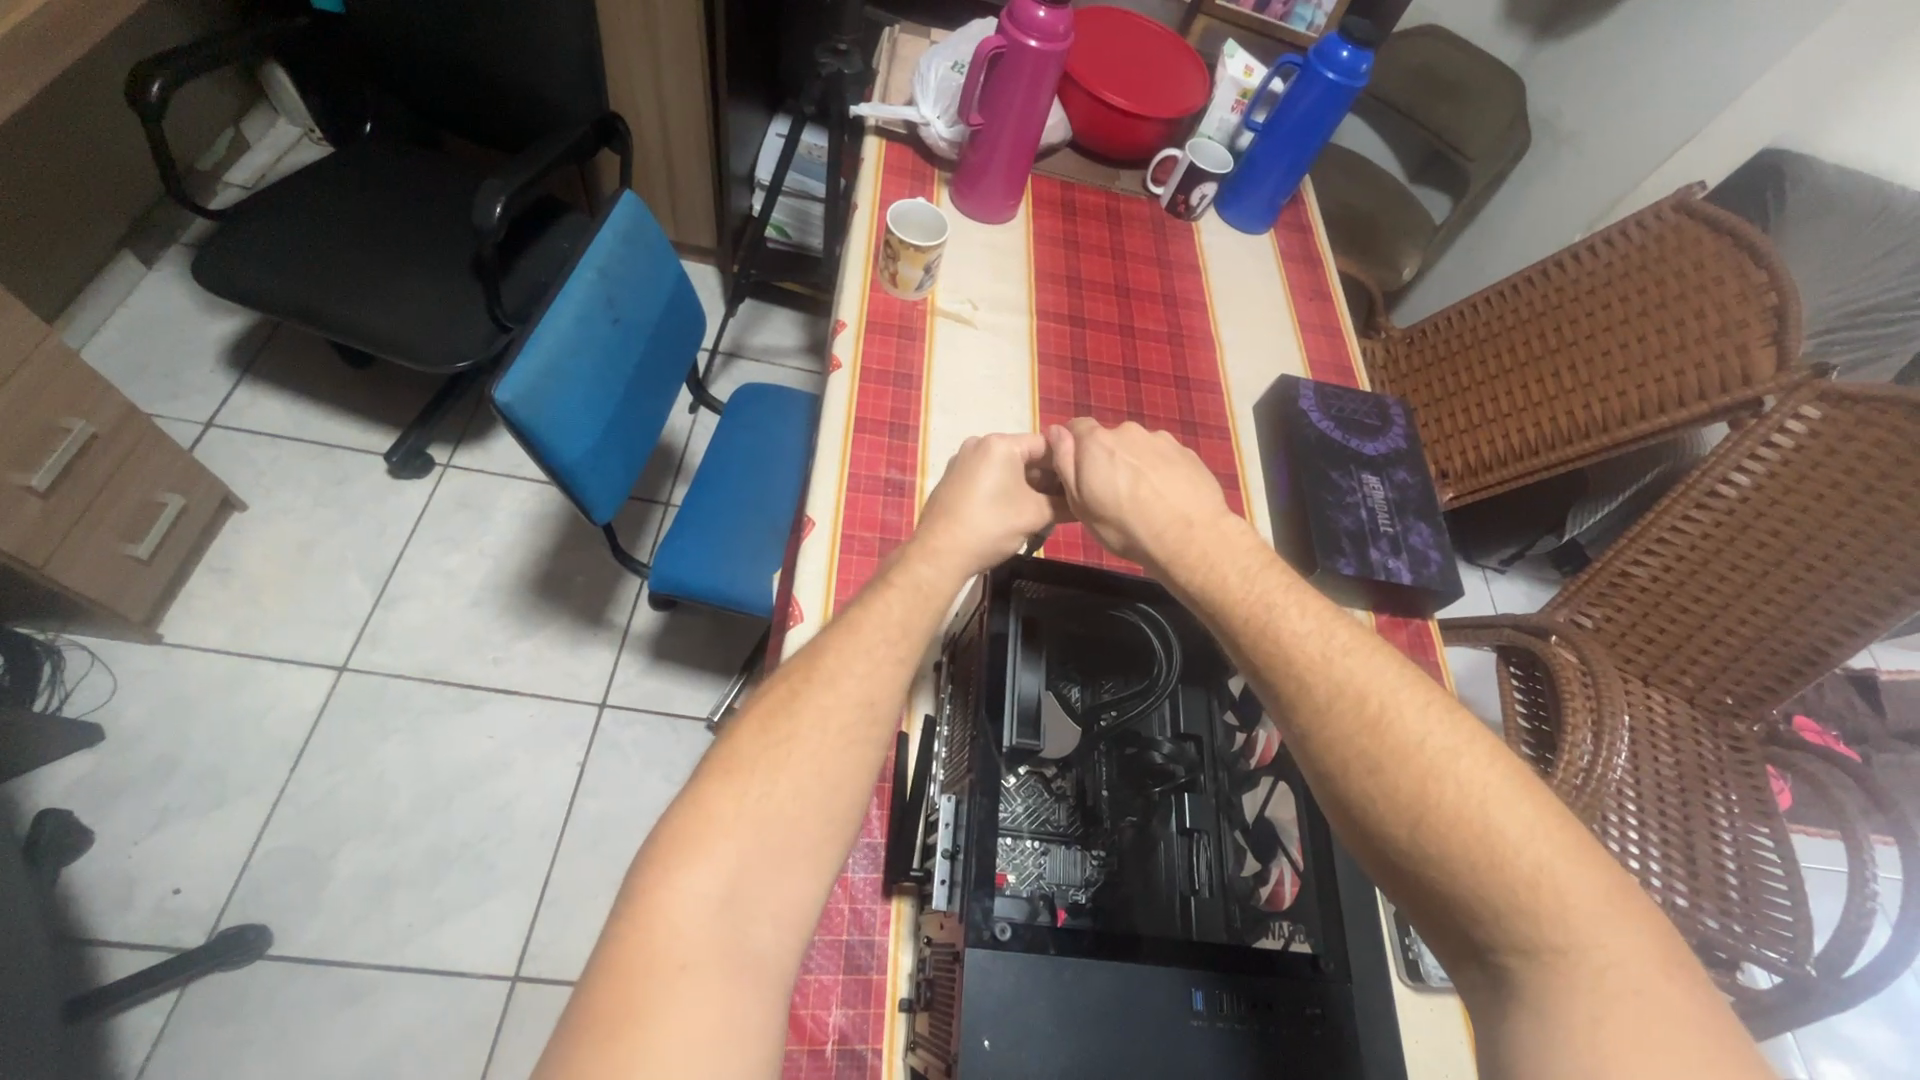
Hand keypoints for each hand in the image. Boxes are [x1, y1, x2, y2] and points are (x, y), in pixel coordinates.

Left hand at [909, 433, 1070, 579]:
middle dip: (1047, 479)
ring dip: (1028, 487)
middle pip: (1025, 456)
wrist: (940, 554)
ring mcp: (962, 462)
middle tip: (1067, 501)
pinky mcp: (953, 480)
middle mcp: (979, 444)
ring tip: (1045, 510)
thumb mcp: (1036, 515)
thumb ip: (1064, 504)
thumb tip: (1083, 504)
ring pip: (1007, 469)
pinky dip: (1006, 491)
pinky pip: (989, 479)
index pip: (1046, 445)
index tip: (1080, 484)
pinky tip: (1016, 513)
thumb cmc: (991, 526)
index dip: (1067, 464)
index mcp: (1000, 444)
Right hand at [1045, 419, 1239, 571]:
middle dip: (1108, 459)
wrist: (1188, 538)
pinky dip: (1160, 471)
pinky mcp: (1187, 452)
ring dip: (1136, 465)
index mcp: (1097, 442)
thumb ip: (1065, 463)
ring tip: (1144, 497)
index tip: (1078, 472)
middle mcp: (1128, 431)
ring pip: (1139, 448)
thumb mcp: (1080, 503)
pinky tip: (1166, 496)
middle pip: (1110, 439)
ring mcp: (1161, 440)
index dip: (1073, 447)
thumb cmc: (1124, 527)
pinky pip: (1164, 457)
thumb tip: (1056, 431)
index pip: (1075, 427)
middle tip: (1112, 493)